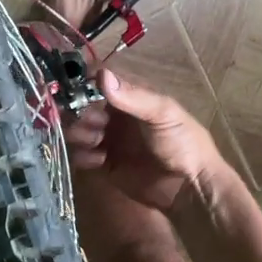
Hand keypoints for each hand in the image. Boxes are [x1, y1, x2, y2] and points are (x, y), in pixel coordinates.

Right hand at [65, 70, 226, 212]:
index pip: (100, 83)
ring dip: (80, 134)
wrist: (189, 187)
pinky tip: (100, 160)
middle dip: (80, 113)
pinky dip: (84, 156)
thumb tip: (102, 74)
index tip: (72, 89)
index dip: (83, 84)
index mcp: (131, 98)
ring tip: (96, 141)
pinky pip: (82, 156)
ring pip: (79, 131)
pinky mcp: (105, 165)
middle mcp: (116, 116)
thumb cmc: (182, 142)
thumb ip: (133, 96)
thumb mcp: (163, 113)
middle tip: (92, 123)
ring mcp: (109, 140)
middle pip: (83, 108)